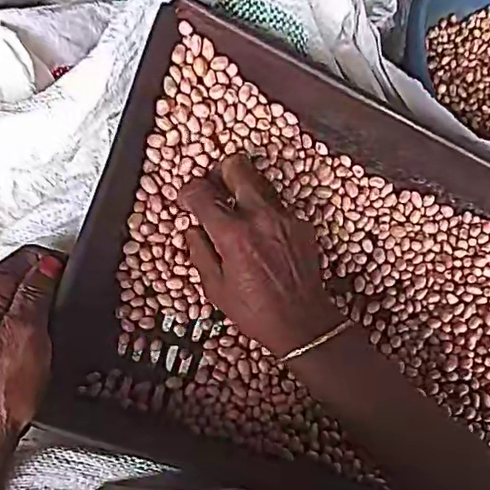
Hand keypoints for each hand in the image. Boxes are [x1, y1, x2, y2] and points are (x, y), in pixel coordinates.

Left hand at [0, 245, 62, 452]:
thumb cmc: (1, 388)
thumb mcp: (26, 332)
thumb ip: (37, 293)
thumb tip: (49, 263)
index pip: (27, 258)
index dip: (58, 264)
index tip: (82, 278)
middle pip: (25, 276)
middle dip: (53, 282)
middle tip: (81, 298)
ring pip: (26, 300)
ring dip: (49, 305)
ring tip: (73, 318)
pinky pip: (23, 321)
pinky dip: (41, 323)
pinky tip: (55, 337)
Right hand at [182, 153, 344, 356]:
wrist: (302, 323)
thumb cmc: (259, 312)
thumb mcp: (216, 288)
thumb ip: (200, 252)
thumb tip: (194, 230)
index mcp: (234, 235)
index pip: (201, 191)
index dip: (188, 192)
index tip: (187, 200)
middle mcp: (261, 218)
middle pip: (236, 166)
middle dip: (219, 173)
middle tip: (214, 190)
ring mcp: (285, 219)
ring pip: (260, 182)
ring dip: (244, 191)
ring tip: (237, 213)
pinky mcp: (301, 225)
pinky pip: (278, 205)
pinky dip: (265, 212)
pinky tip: (261, 234)